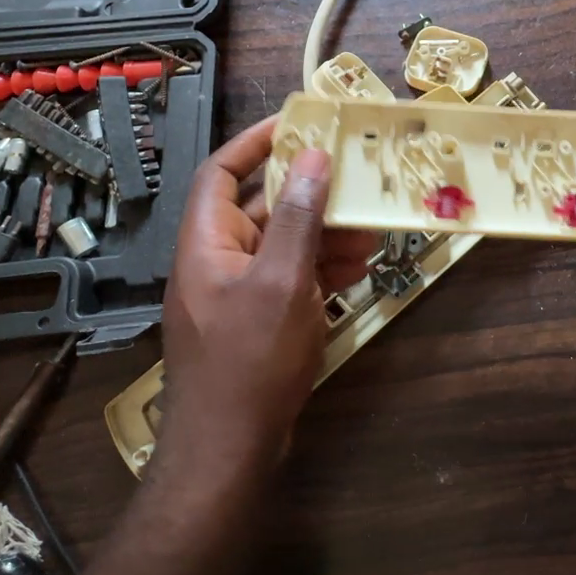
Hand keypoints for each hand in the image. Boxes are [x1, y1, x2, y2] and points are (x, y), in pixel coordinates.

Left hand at [155, 116, 376, 480]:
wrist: (229, 452)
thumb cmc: (251, 361)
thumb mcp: (283, 281)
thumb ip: (298, 217)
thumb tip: (312, 157)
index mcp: (206, 243)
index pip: (222, 173)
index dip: (256, 142)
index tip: (299, 123)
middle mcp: (216, 260)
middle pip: (262, 208)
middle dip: (311, 197)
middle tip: (356, 185)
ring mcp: (235, 293)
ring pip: (282, 244)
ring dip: (324, 235)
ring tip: (368, 235)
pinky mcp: (255, 319)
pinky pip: (288, 276)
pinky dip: (319, 268)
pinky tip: (354, 270)